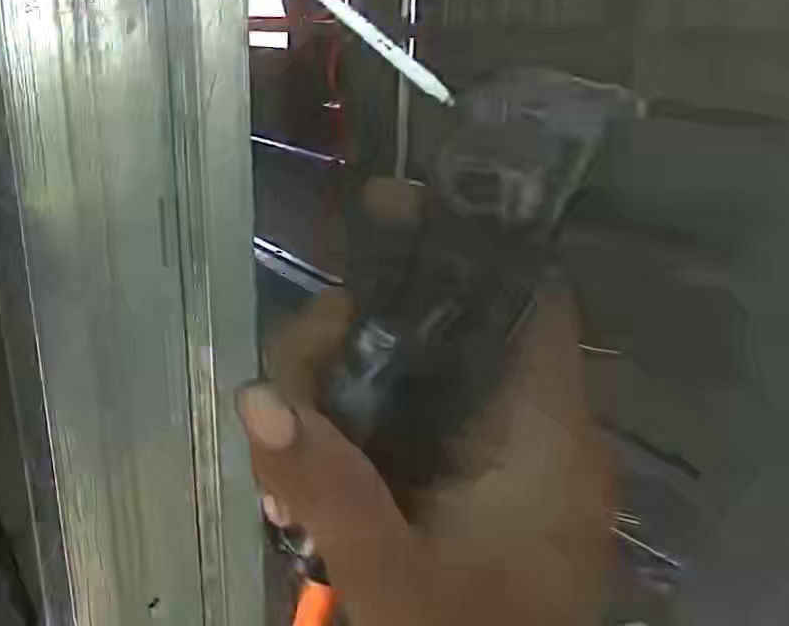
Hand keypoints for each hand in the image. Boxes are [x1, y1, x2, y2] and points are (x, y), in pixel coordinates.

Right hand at [238, 186, 612, 625]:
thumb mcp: (399, 584)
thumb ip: (334, 494)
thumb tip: (254, 396)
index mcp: (534, 437)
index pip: (520, 305)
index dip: (461, 244)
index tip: (383, 203)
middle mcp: (495, 419)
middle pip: (404, 322)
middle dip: (327, 343)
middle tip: (289, 396)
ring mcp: (445, 436)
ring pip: (358, 358)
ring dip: (302, 391)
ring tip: (281, 473)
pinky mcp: (407, 455)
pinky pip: (344, 399)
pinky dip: (305, 420)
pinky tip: (287, 475)